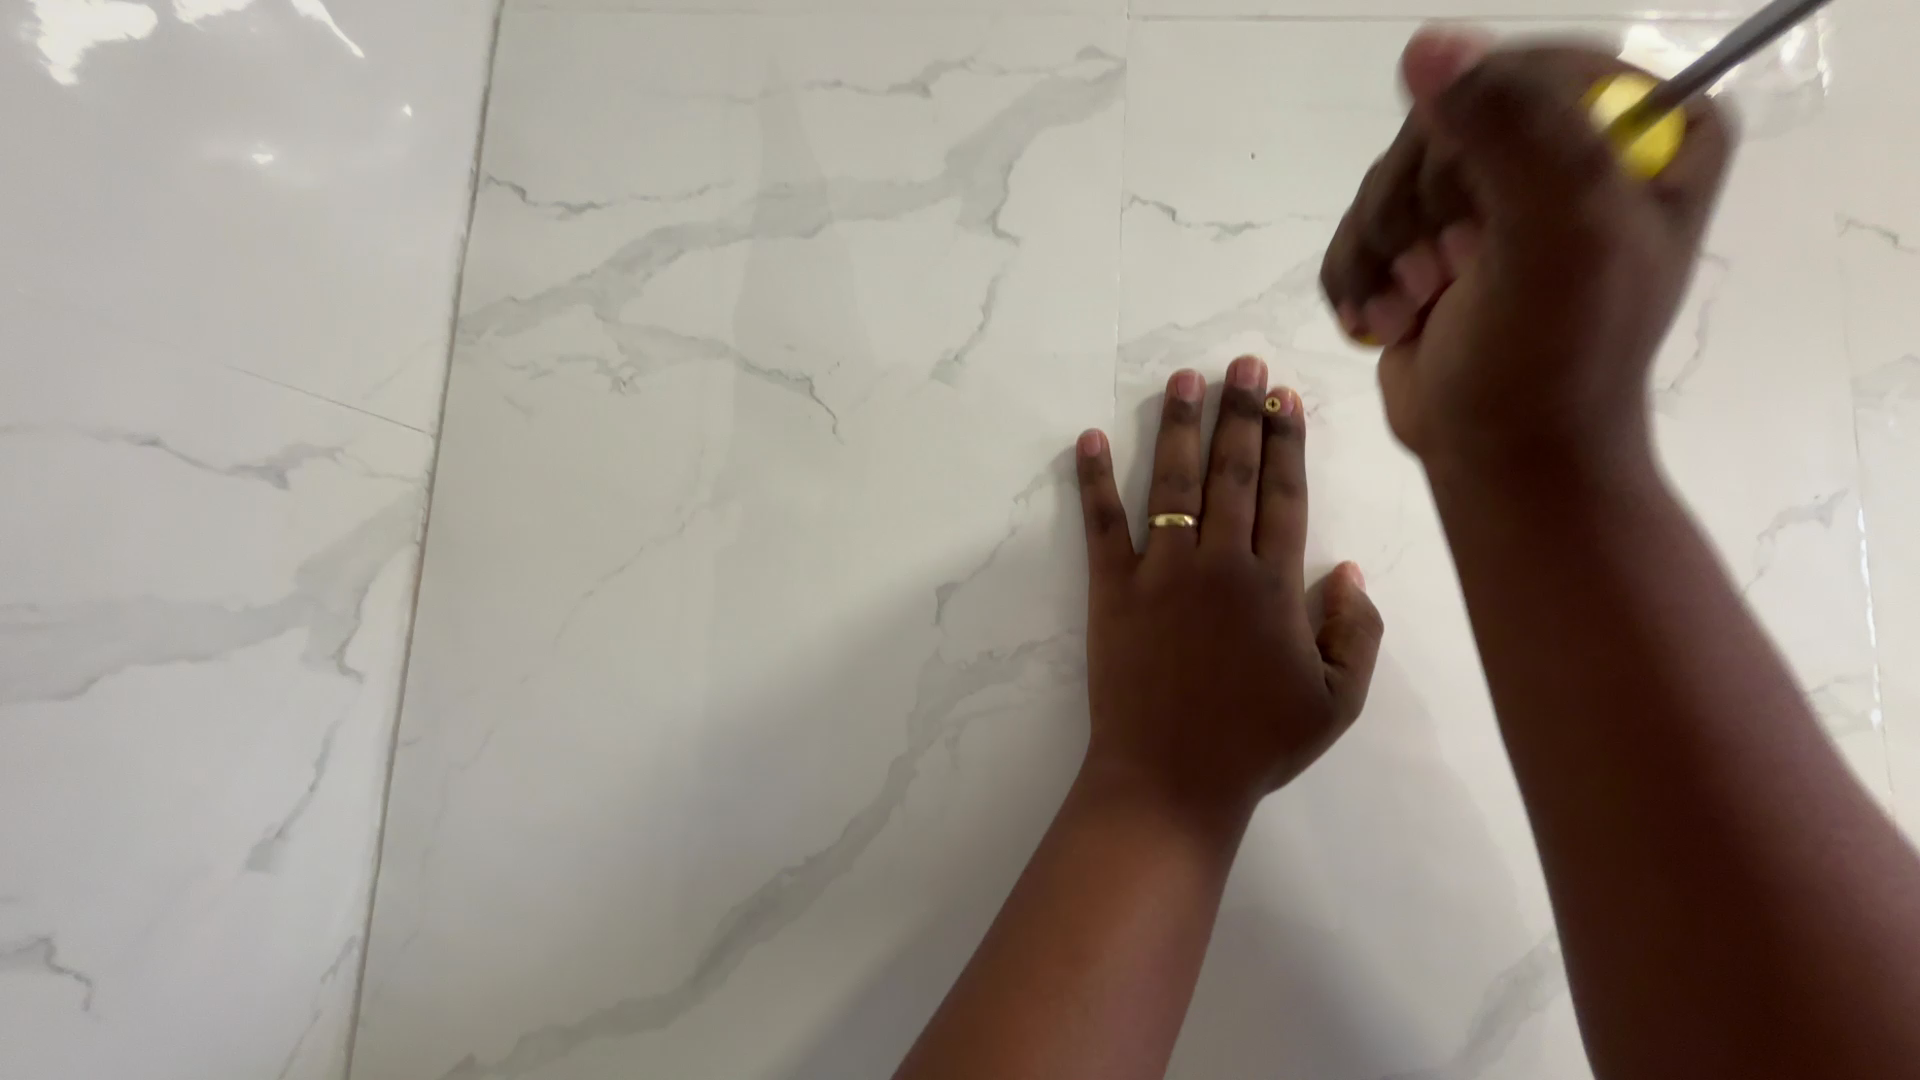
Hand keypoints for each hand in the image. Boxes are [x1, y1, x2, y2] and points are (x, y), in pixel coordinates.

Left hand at [1073, 358, 1384, 829]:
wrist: (1172, 777)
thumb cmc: (1255, 744)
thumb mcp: (1337, 701)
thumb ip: (1356, 632)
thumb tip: (1353, 569)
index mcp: (1275, 586)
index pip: (1285, 495)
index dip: (1286, 442)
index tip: (1283, 398)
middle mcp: (1219, 564)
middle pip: (1232, 473)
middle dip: (1239, 413)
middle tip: (1241, 365)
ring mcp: (1160, 572)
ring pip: (1173, 483)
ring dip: (1179, 427)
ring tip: (1184, 380)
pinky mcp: (1111, 589)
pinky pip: (1101, 524)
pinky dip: (1092, 479)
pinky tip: (1088, 438)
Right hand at [1319, 28, 1734, 477]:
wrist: (1498, 455)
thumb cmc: (1547, 360)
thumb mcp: (1556, 238)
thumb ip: (1510, 130)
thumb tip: (1423, 47)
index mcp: (1638, 129)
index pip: (1517, 74)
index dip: (1466, 150)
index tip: (1477, 232)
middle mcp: (1562, 155)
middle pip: (1435, 129)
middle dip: (1414, 217)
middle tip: (1442, 280)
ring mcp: (1487, 206)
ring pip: (1383, 183)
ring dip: (1377, 256)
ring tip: (1409, 312)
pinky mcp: (1427, 251)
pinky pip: (1356, 230)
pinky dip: (1353, 279)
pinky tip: (1382, 319)